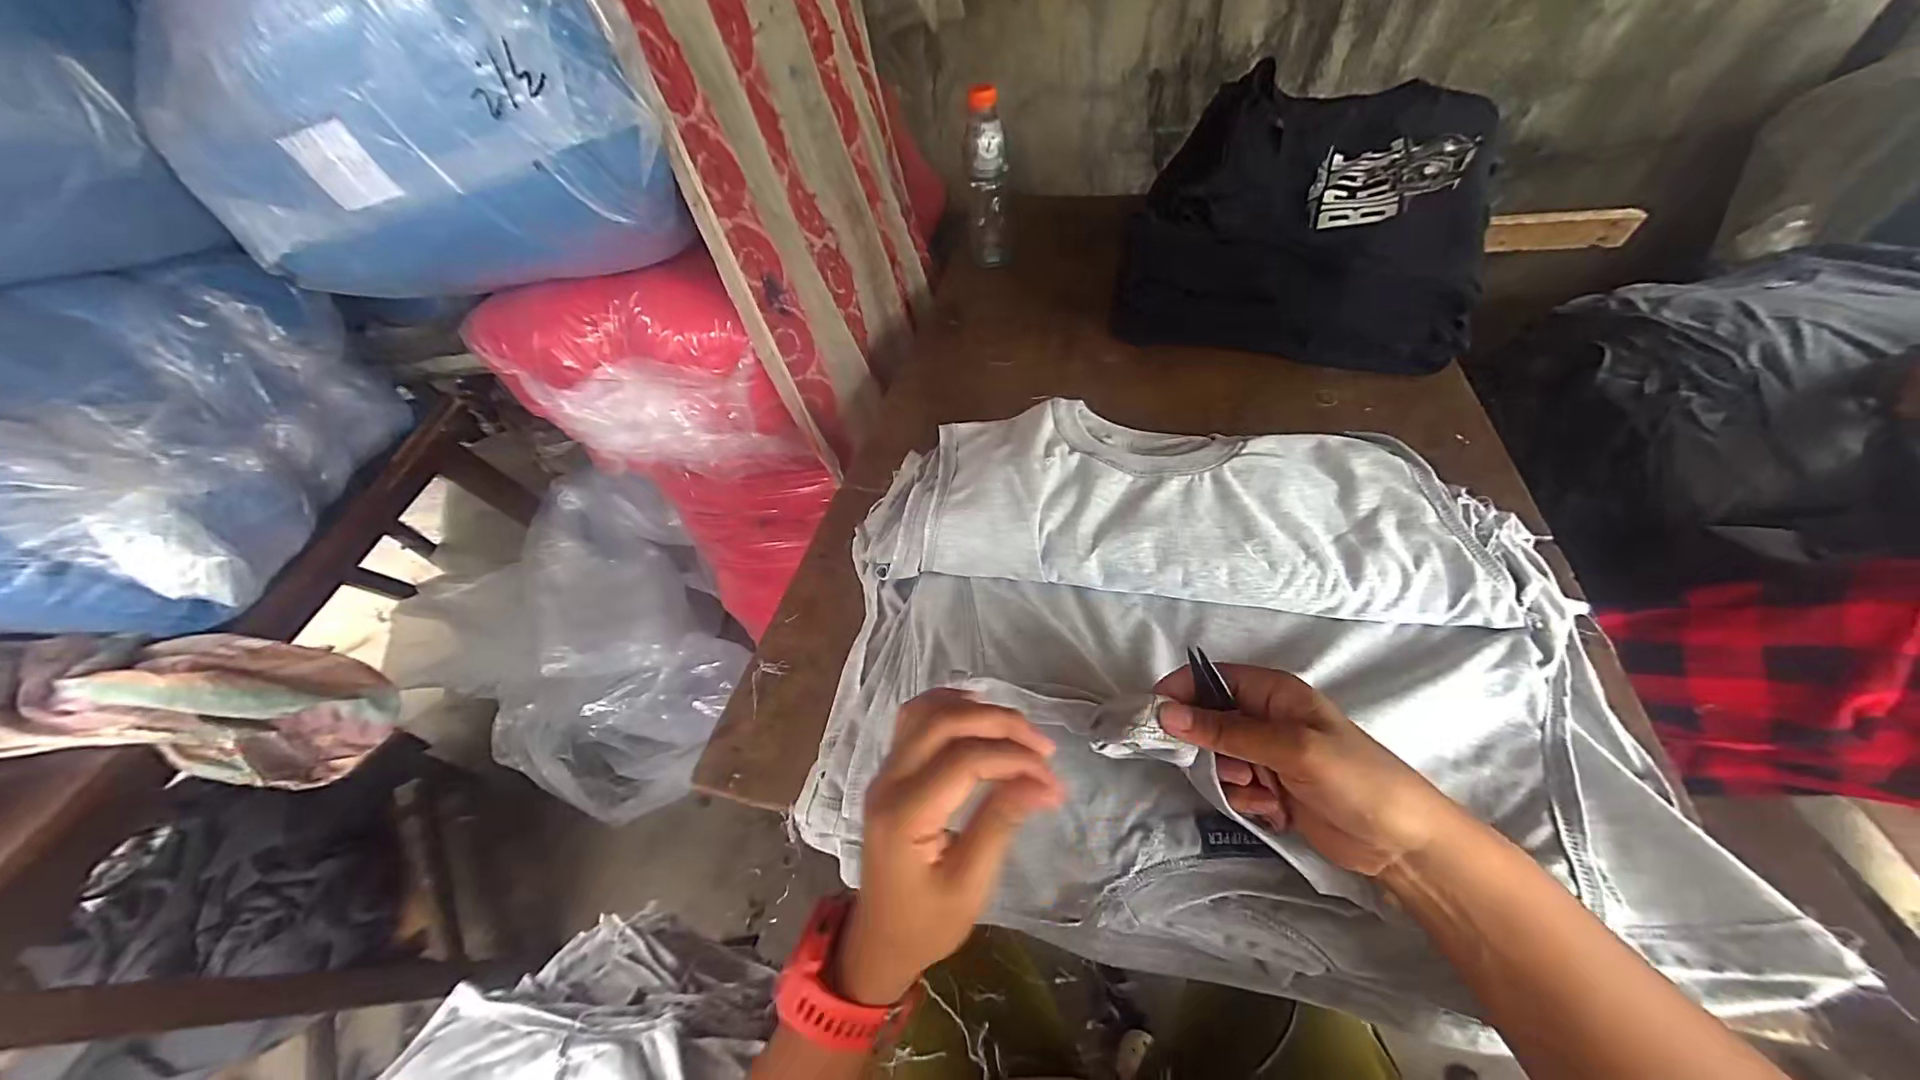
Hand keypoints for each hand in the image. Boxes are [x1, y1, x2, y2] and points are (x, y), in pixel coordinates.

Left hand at [833, 688, 1064, 1004]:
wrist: (879, 938)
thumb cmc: (927, 923)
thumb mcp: (969, 885)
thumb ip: (1000, 824)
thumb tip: (1042, 782)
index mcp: (905, 815)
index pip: (964, 760)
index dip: (1014, 759)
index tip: (1052, 781)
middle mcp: (888, 781)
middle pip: (944, 722)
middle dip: (1000, 723)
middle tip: (1043, 746)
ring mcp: (885, 771)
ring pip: (926, 711)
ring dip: (975, 708)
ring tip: (1016, 728)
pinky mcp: (890, 770)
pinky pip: (915, 719)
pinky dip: (949, 707)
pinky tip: (978, 718)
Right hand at [1155, 664, 1465, 876]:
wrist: (1404, 846)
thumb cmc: (1355, 779)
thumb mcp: (1289, 749)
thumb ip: (1226, 731)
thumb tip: (1165, 712)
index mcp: (1273, 692)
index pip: (1211, 679)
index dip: (1180, 693)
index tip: (1153, 717)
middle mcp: (1265, 717)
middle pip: (1207, 720)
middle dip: (1209, 746)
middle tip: (1231, 767)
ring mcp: (1266, 754)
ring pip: (1215, 757)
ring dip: (1228, 777)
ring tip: (1263, 791)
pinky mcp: (1269, 787)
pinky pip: (1231, 785)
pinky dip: (1244, 799)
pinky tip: (1273, 810)